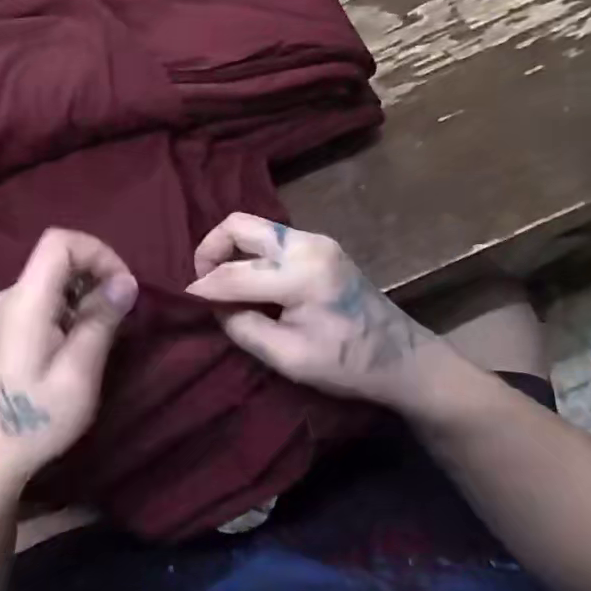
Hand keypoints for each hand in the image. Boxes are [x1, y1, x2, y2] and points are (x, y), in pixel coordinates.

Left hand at [0, 230, 137, 495]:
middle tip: (122, 313)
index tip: (124, 286)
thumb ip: (101, 320)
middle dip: (97, 273)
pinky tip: (82, 342)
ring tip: (105, 332)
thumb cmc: (38, 418)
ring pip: (53, 279)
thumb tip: (126, 282)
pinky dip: (70, 307)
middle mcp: (12, 296)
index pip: (60, 242)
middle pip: (57, 257)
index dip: (98, 251)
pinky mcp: (8, 328)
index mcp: (26, 300)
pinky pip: (44, 299)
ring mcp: (6, 312)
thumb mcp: (79, 372)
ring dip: (86, 293)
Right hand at [186, 212, 440, 404]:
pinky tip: (247, 280)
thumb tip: (213, 304)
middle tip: (201, 281)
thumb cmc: (349, 365)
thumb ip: (242, 326)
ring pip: (252, 227)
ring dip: (229, 250)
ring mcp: (316, 240)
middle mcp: (307, 245)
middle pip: (238, 225)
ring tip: (221, 284)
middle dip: (210, 250)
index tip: (183, 301)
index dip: (202, 289)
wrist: (406, 360)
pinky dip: (248, 253)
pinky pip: (269, 238)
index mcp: (301, 274)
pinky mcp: (320, 246)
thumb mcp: (287, 358)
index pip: (232, 274)